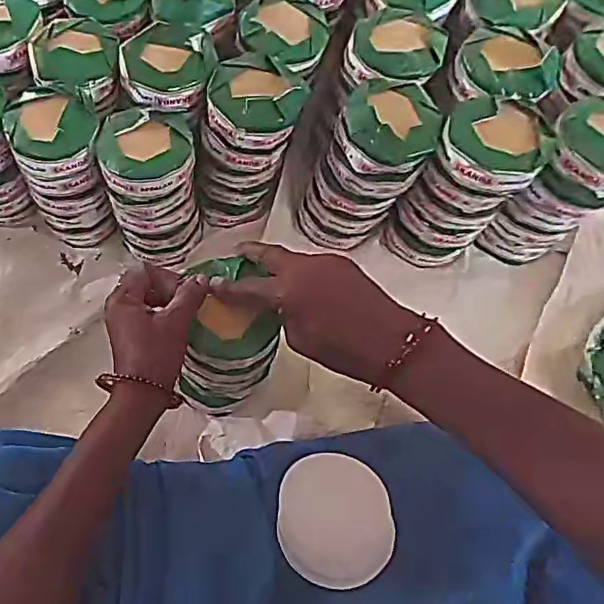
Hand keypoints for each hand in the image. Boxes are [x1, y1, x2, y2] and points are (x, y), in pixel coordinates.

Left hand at [104, 266, 207, 394]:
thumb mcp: (176, 322)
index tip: (187, 292)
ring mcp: (121, 321)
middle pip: (145, 283)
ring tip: (185, 314)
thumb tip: (201, 279)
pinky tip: (176, 326)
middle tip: (188, 302)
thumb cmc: (155, 355)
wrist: (143, 393)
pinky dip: (162, 314)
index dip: (169, 277)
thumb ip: (189, 296)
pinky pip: (146, 314)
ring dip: (168, 302)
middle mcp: (117, 306)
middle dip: (170, 289)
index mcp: (122, 299)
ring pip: (147, 299)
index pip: (146, 271)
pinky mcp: (129, 334)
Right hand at [211, 243, 425, 384]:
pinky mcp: (344, 265)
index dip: (228, 287)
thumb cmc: (343, 350)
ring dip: (279, 265)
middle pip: (270, 256)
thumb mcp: (300, 339)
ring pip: (294, 260)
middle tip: (237, 254)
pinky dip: (301, 273)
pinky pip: (313, 266)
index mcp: (288, 290)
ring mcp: (326, 263)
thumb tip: (282, 308)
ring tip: (268, 274)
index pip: (249, 288)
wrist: (392, 342)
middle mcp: (304, 268)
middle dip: (251, 255)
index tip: (211, 283)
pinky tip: (300, 285)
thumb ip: (284, 317)